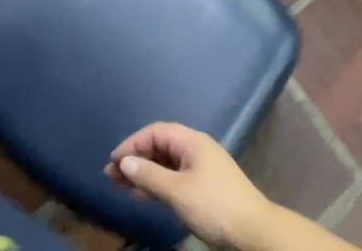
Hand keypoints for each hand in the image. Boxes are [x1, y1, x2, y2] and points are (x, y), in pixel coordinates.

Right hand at [106, 123, 274, 245]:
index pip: (157, 132)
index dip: (133, 143)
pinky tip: (142, 195)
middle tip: (111, 176)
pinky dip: (156, 183)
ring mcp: (200, 167)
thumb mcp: (178, 191)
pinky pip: (173, 176)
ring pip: (166, 163)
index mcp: (193, 141)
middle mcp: (196, 148)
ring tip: (120, 186)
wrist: (251, 229)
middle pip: (160, 145)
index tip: (113, 161)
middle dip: (136, 158)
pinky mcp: (202, 185)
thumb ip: (150, 175)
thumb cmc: (213, 204)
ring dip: (144, 172)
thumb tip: (125, 161)